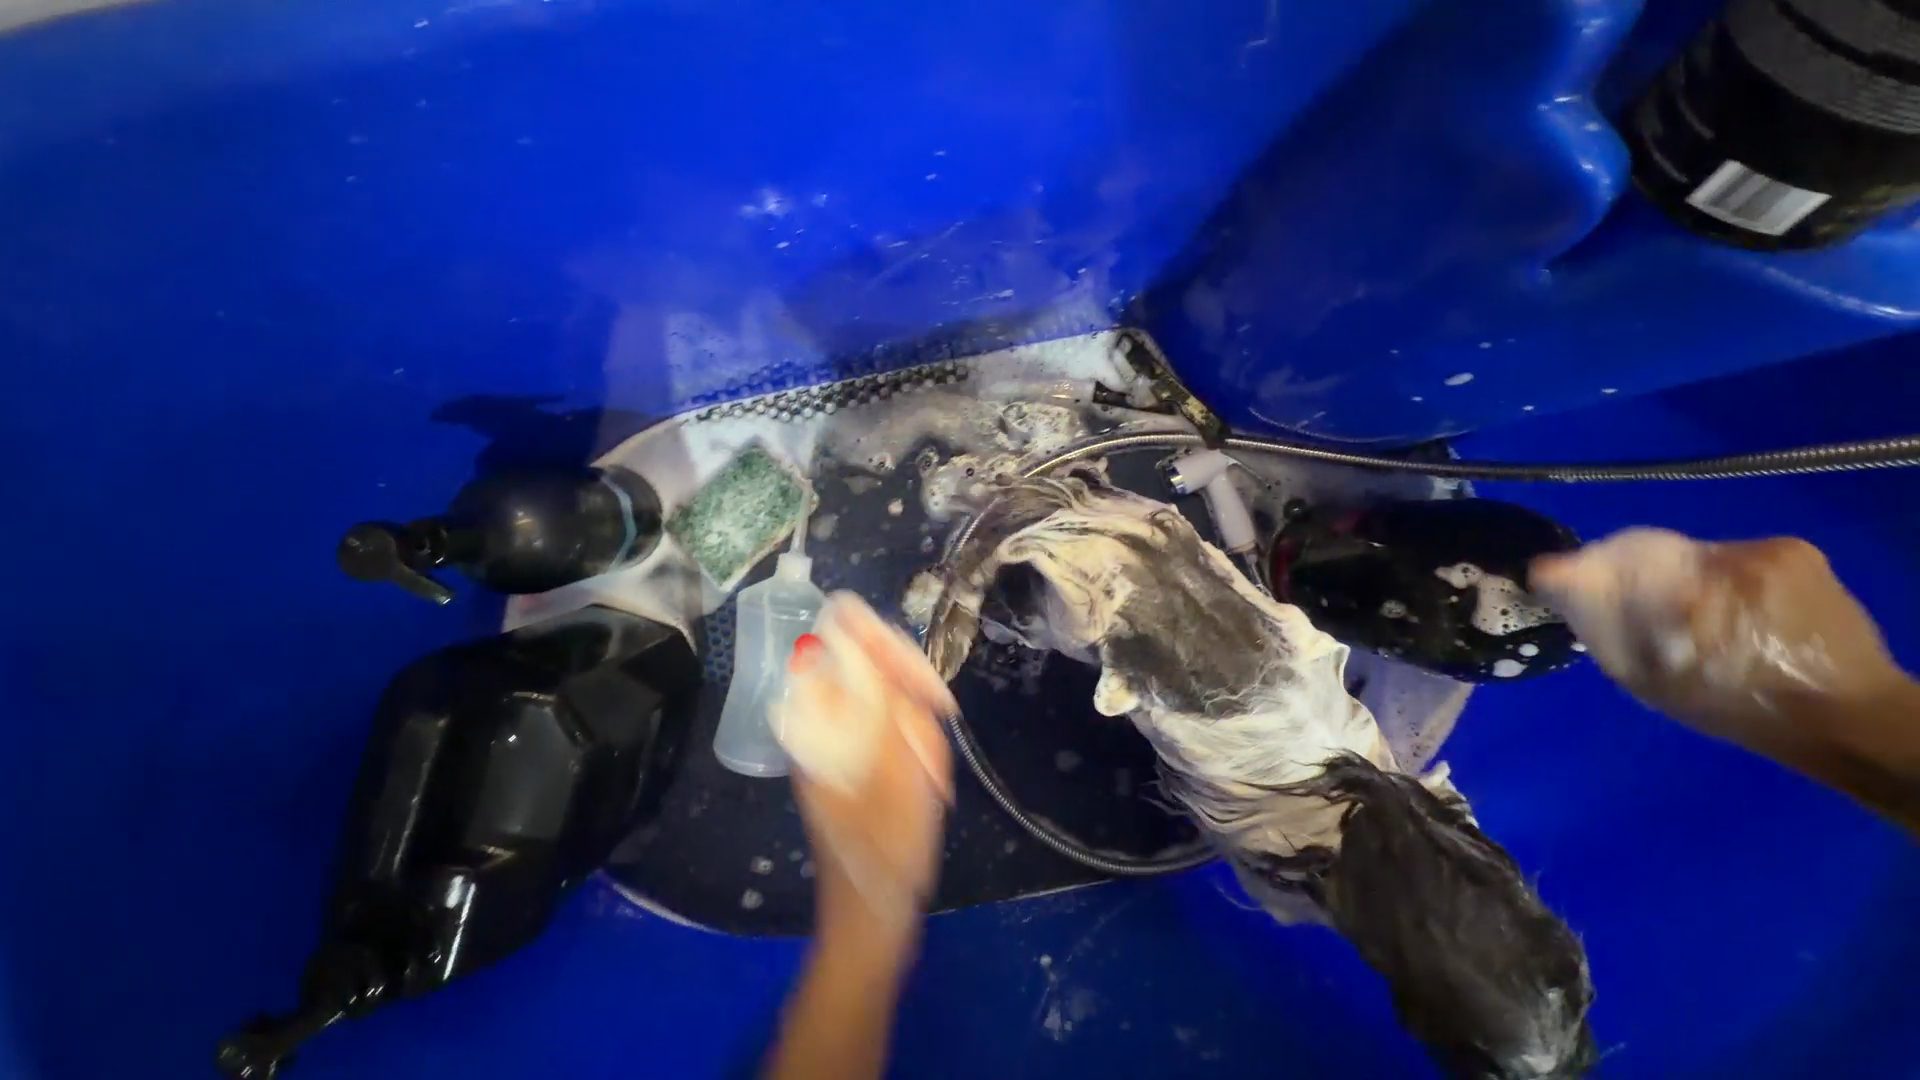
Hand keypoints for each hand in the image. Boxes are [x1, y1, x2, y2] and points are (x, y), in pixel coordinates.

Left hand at [775, 592, 956, 938]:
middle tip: (928, 760)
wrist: (874, 912)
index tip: (925, 691)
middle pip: (878, 665)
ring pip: (899, 700)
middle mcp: (824, 713)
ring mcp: (843, 733)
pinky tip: (924, 788)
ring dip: (921, 740)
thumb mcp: (888, 762)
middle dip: (915, 708)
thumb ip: (869, 685)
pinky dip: (919, 755)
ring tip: (924, 786)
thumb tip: (846, 618)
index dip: (889, 647)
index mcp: (815, 710)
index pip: (842, 633)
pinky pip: (901, 729)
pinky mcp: (861, 752)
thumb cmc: (883, 846)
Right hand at [1529, 528, 1906, 749]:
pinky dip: (1724, 580)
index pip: (1606, 558)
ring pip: (1694, 557)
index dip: (1580, 570)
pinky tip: (1739, 611)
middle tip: (1642, 611)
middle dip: (1638, 578)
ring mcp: (1763, 551)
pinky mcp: (1795, 551)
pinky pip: (1734, 558)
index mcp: (1681, 594)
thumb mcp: (1649, 678)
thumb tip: (1554, 579)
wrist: (1849, 717)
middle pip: (1651, 555)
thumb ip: (1601, 626)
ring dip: (1685, 580)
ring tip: (1697, 617)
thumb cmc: (1736, 707)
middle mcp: (1720, 560)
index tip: (1561, 582)